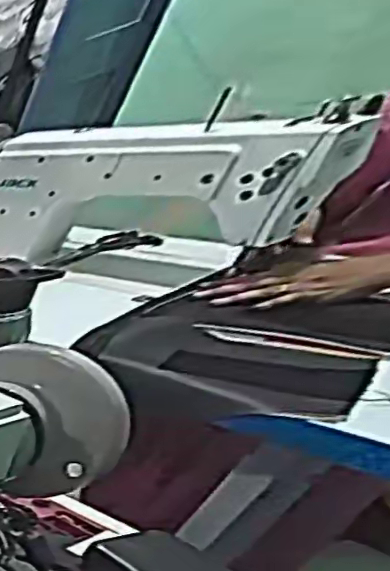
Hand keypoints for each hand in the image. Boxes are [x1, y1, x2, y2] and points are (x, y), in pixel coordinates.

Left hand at [196, 253, 389, 307]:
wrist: (378, 267)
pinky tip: (255, 306)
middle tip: (199, 294)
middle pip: (248, 284)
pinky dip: (270, 302)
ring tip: (216, 301)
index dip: (225, 282)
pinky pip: (287, 299)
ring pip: (261, 291)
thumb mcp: (311, 264)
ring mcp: (300, 285)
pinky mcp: (312, 294)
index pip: (249, 276)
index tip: (204, 286)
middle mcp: (290, 276)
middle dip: (222, 289)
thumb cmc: (347, 267)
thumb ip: (287, 271)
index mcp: (289, 269)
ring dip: (238, 296)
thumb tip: (266, 279)